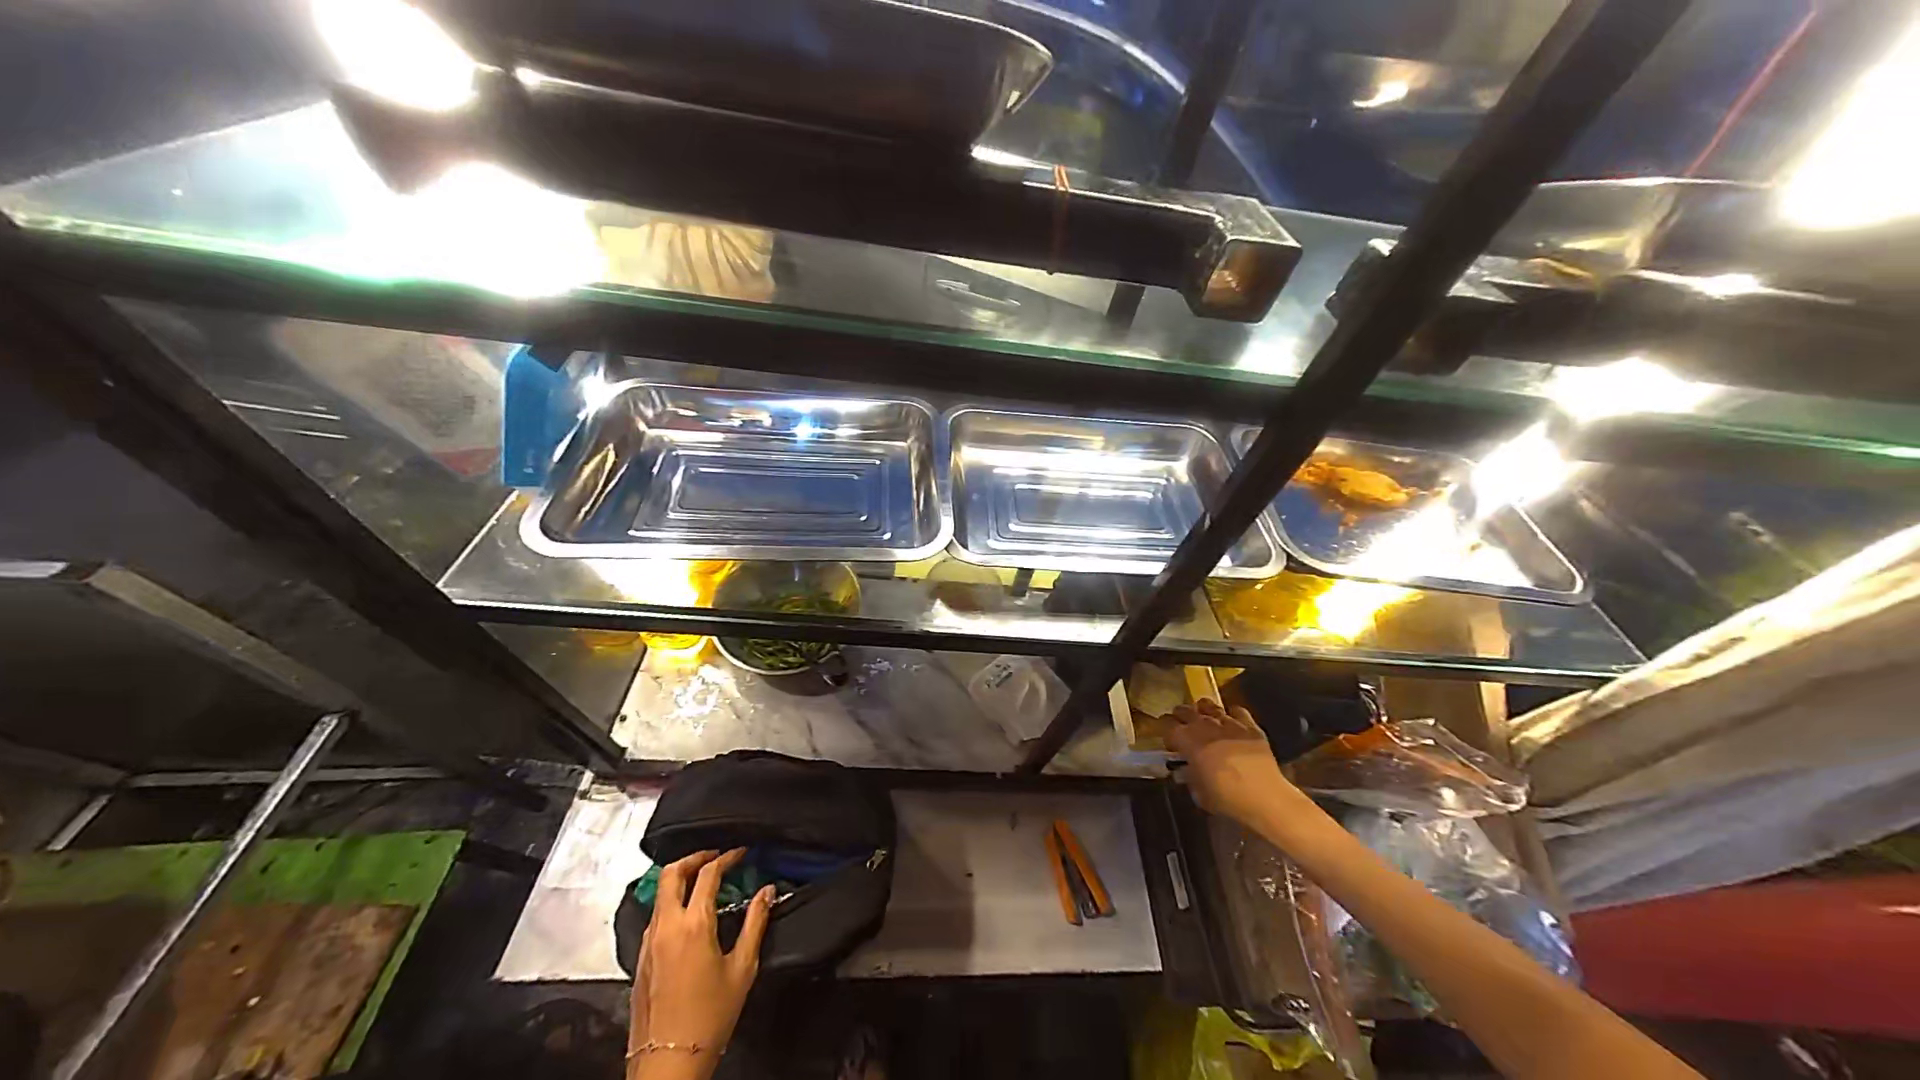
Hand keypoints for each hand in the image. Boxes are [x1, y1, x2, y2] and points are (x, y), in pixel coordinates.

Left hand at [629, 848, 772, 1079]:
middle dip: (694, 858)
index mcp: (693, 924)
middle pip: (671, 873)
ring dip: (680, 880)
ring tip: (704, 884)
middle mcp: (666, 927)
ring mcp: (648, 943)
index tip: (740, 853)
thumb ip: (755, 923)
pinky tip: (689, 917)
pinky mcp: (641, 959)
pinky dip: (672, 904)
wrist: (669, 1061)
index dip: (727, 857)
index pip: (708, 874)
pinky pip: (655, 917)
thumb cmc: (711, 1015)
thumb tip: (766, 891)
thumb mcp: (742, 967)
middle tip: (716, 857)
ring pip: (660, 895)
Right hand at [1166, 699, 1304, 826]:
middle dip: (1180, 716)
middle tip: (1181, 725)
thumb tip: (1187, 770)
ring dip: (1203, 710)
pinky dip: (1232, 714)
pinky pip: (1238, 711)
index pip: (1167, 725)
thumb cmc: (1226, 798)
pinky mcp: (1250, 726)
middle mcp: (1205, 726)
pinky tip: (1232, 722)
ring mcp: (1229, 723)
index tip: (1168, 740)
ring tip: (1203, 717)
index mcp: (1187, 741)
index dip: (1164, 730)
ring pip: (1210, 706)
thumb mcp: (1198, 793)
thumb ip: (1190, 777)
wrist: (1265, 797)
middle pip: (1185, 710)